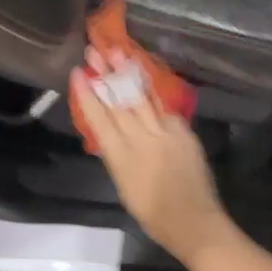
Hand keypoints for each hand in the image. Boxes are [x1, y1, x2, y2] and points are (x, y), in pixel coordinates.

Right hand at [72, 46, 232, 260]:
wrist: (192, 221)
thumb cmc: (154, 215)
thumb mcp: (125, 187)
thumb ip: (119, 157)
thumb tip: (115, 136)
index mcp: (121, 158)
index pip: (99, 120)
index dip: (88, 95)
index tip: (79, 73)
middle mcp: (141, 140)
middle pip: (120, 101)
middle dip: (106, 75)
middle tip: (95, 50)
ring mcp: (165, 133)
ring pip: (143, 98)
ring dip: (129, 74)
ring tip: (118, 53)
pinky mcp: (184, 133)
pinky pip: (164, 109)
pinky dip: (152, 93)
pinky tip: (144, 78)